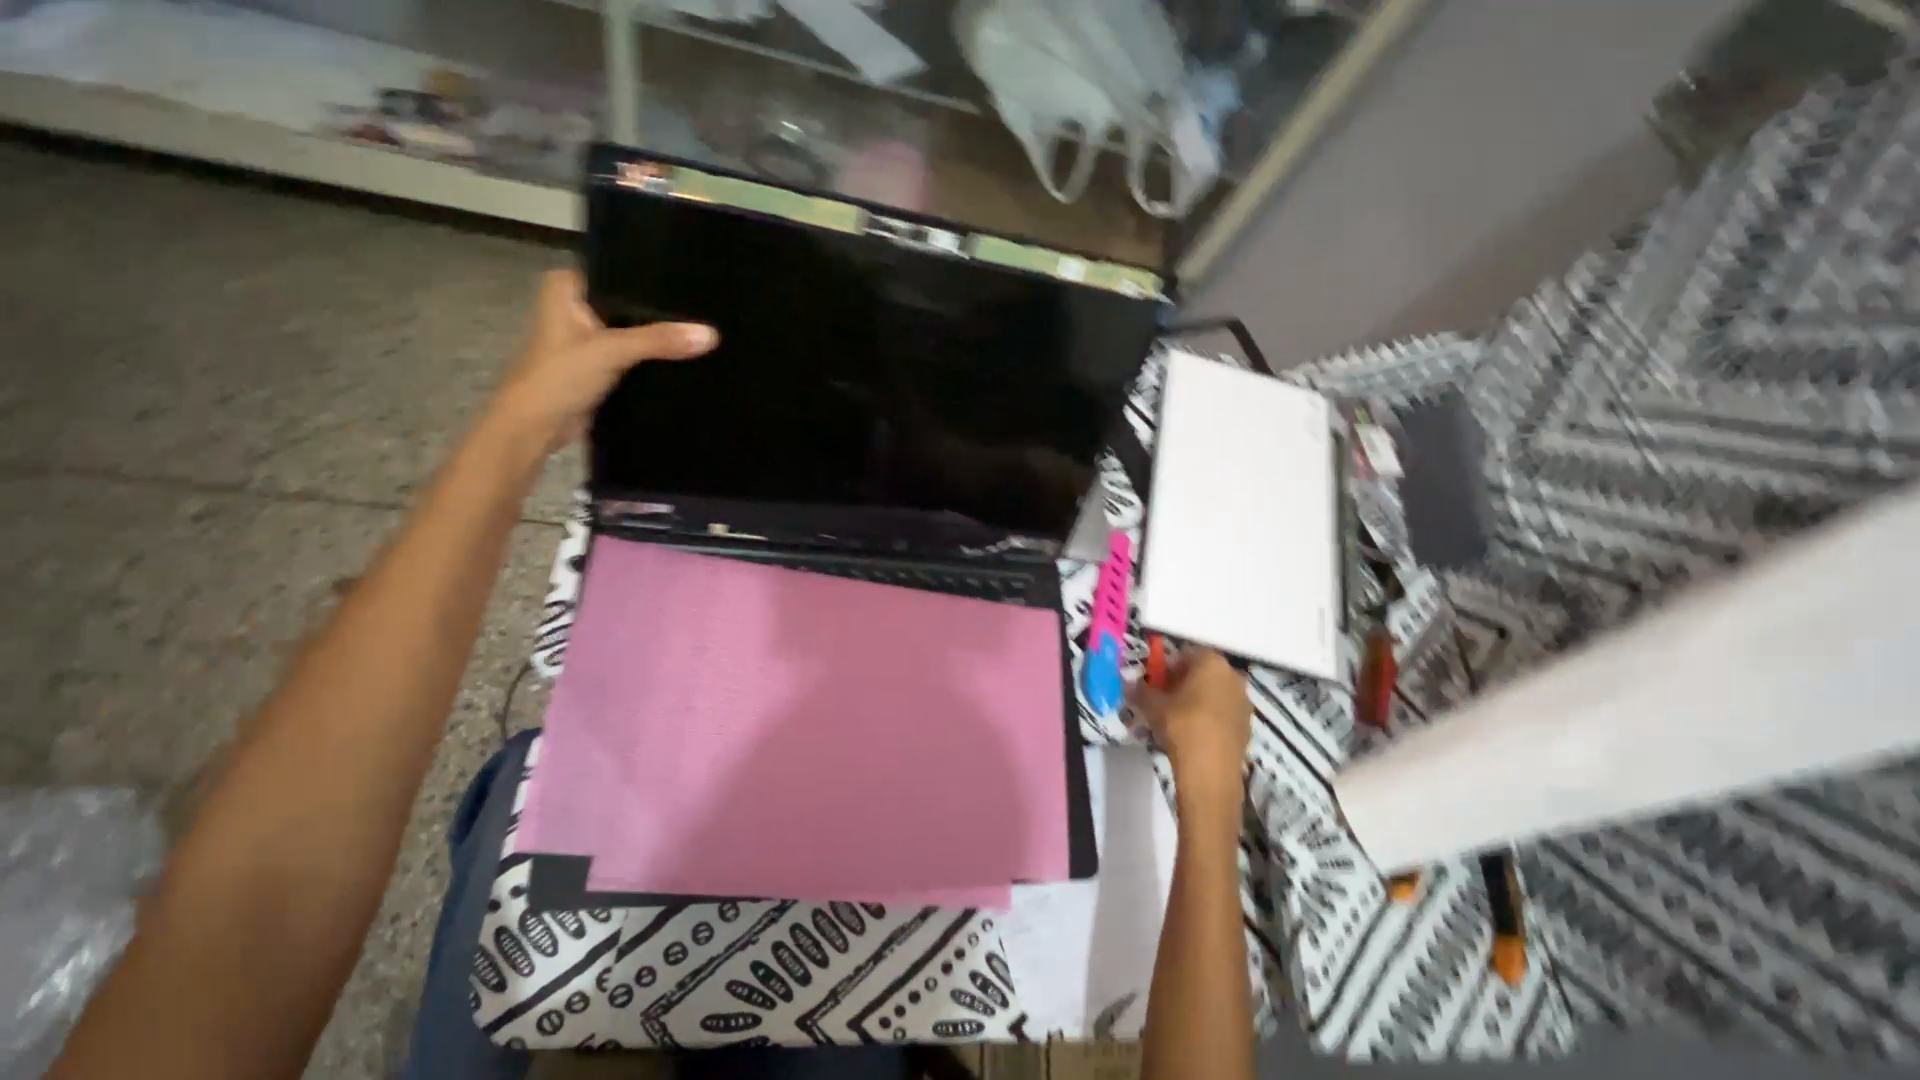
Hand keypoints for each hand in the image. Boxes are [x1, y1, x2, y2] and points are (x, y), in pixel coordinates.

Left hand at [488, 269, 717, 450]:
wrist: (534, 429)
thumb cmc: (559, 377)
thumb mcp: (612, 350)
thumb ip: (660, 340)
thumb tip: (712, 334)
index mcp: (567, 287)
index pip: (621, 272)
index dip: (656, 278)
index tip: (697, 278)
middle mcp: (577, 306)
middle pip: (631, 303)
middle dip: (663, 311)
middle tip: (708, 308)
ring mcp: (590, 337)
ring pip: (634, 330)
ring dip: (660, 337)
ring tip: (705, 328)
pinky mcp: (601, 365)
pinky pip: (636, 355)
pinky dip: (654, 358)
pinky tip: (687, 355)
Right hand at [1131, 648, 1250, 800]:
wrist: (1210, 769)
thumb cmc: (1180, 725)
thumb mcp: (1152, 706)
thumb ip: (1140, 690)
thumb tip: (1130, 684)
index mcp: (1211, 662)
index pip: (1187, 654)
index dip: (1168, 667)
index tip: (1155, 684)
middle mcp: (1233, 676)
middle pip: (1203, 672)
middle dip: (1183, 683)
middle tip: (1164, 701)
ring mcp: (1244, 701)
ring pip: (1215, 693)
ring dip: (1198, 701)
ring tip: (1178, 721)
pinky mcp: (1247, 725)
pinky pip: (1224, 713)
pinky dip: (1211, 718)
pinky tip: (1195, 735)